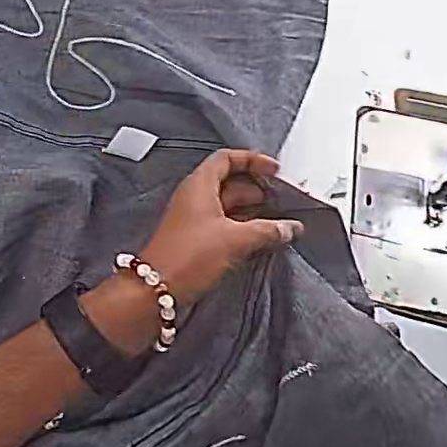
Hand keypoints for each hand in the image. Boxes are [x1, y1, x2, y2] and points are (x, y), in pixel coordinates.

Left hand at [139, 149, 302, 302]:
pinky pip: (223, 223)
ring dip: (252, 209)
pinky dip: (242, 225)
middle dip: (257, 187)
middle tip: (282, 198)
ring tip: (278, 219)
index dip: (252, 160)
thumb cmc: (187, 255)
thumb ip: (266, 230)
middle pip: (230, 181)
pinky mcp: (195, 237)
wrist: (157, 287)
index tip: (274, 170)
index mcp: (199, 185)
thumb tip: (289, 227)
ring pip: (228, 204)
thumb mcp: (234, 238)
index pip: (225, 159)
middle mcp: (194, 197)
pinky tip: (260, 236)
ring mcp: (193, 217)